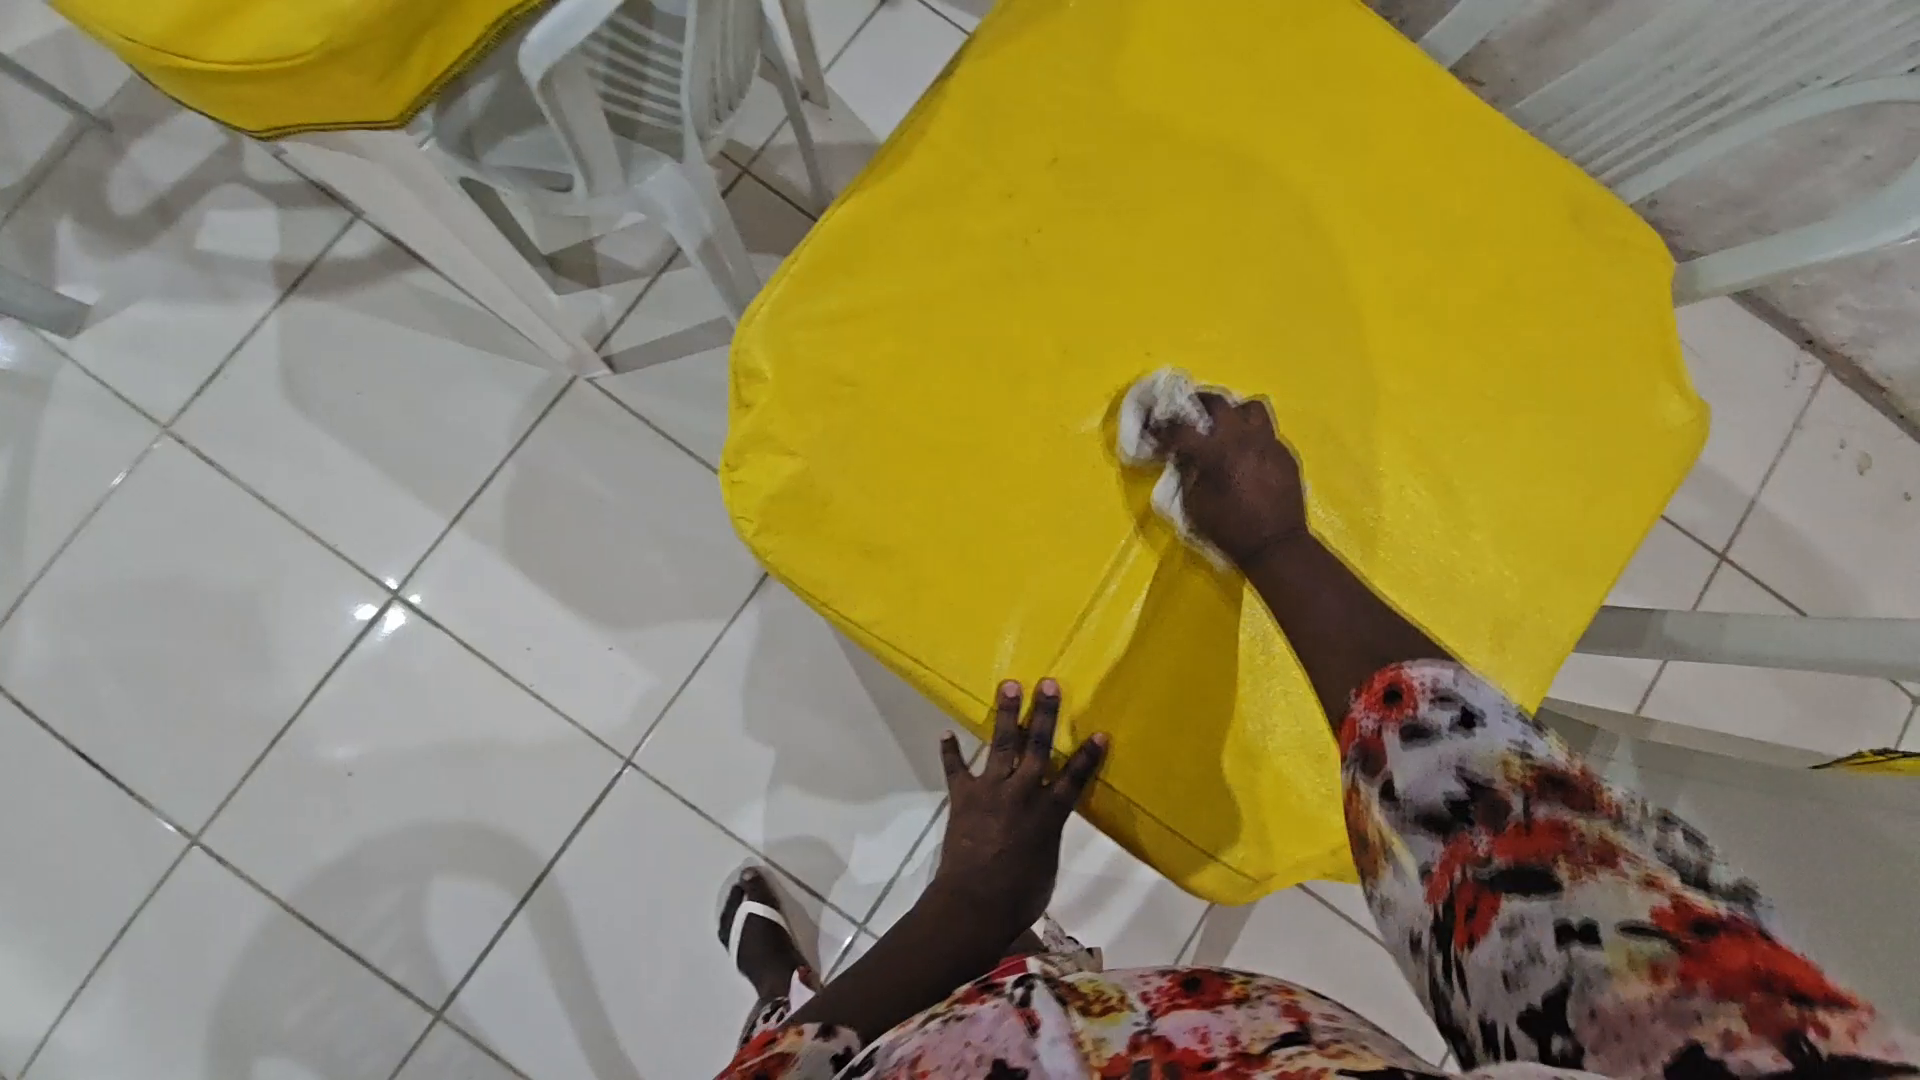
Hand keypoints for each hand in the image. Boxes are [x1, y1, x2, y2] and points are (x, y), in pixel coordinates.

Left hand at [930, 679, 1107, 943]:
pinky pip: (955, 770)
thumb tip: (1043, 830)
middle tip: (1047, 683)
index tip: (1100, 732)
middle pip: (1037, 746)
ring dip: (1006, 714)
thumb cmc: (1019, 897)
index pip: (1075, 778)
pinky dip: (950, 752)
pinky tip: (946, 733)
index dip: (1088, 756)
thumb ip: (1047, 839)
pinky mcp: (963, 797)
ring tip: (1008, 685)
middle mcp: (1023, 793)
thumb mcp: (1047, 867)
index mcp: (1049, 813)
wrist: (974, 904)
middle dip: (1044, 713)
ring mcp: (991, 791)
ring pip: (1001, 744)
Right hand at [1154, 393, 1308, 568]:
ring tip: (1226, 424)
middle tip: (1191, 410)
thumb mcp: (1195, 504)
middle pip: (1219, 402)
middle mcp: (1243, 438)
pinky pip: (1267, 432)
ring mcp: (1268, 442)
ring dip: (1235, 411)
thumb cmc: (1229, 528)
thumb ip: (1187, 473)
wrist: (1276, 544)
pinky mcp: (1285, 453)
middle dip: (1199, 402)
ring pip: (1252, 406)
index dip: (1163, 427)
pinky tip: (1247, 453)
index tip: (1155, 427)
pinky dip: (1252, 436)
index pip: (1181, 429)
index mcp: (1216, 452)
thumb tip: (1184, 455)